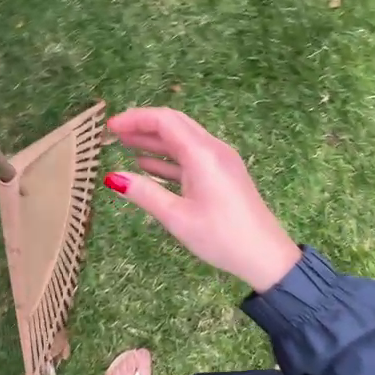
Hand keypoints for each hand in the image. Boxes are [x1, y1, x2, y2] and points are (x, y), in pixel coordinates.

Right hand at [104, 108, 300, 292]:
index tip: (110, 127)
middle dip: (143, 125)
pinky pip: (191, 155)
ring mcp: (220, 160)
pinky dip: (168, 157)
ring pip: (182, 139)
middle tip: (114, 133)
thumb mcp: (177, 217)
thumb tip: (113, 177)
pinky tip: (147, 165)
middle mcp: (213, 149)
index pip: (165, 120)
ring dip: (154, 140)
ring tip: (124, 144)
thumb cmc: (220, 237)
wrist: (265, 255)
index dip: (135, 119)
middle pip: (174, 124)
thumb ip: (145, 193)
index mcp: (203, 154)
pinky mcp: (222, 173)